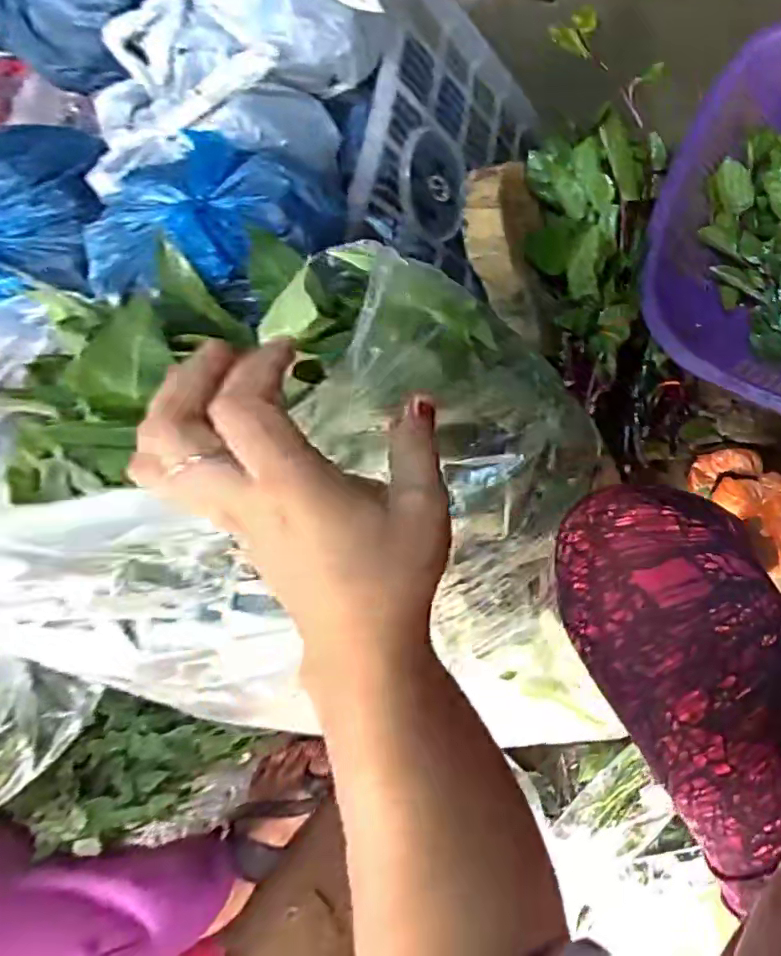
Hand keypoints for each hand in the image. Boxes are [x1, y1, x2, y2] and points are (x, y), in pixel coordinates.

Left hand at [129, 340, 450, 676]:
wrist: (362, 632)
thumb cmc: (398, 567)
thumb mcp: (425, 504)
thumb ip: (416, 448)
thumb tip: (416, 400)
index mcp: (291, 483)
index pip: (246, 410)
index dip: (258, 368)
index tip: (290, 347)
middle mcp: (244, 495)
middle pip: (173, 429)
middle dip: (189, 379)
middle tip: (225, 350)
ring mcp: (231, 515)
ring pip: (156, 458)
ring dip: (167, 412)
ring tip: (206, 387)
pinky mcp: (235, 529)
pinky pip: (175, 478)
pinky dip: (177, 443)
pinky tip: (219, 437)